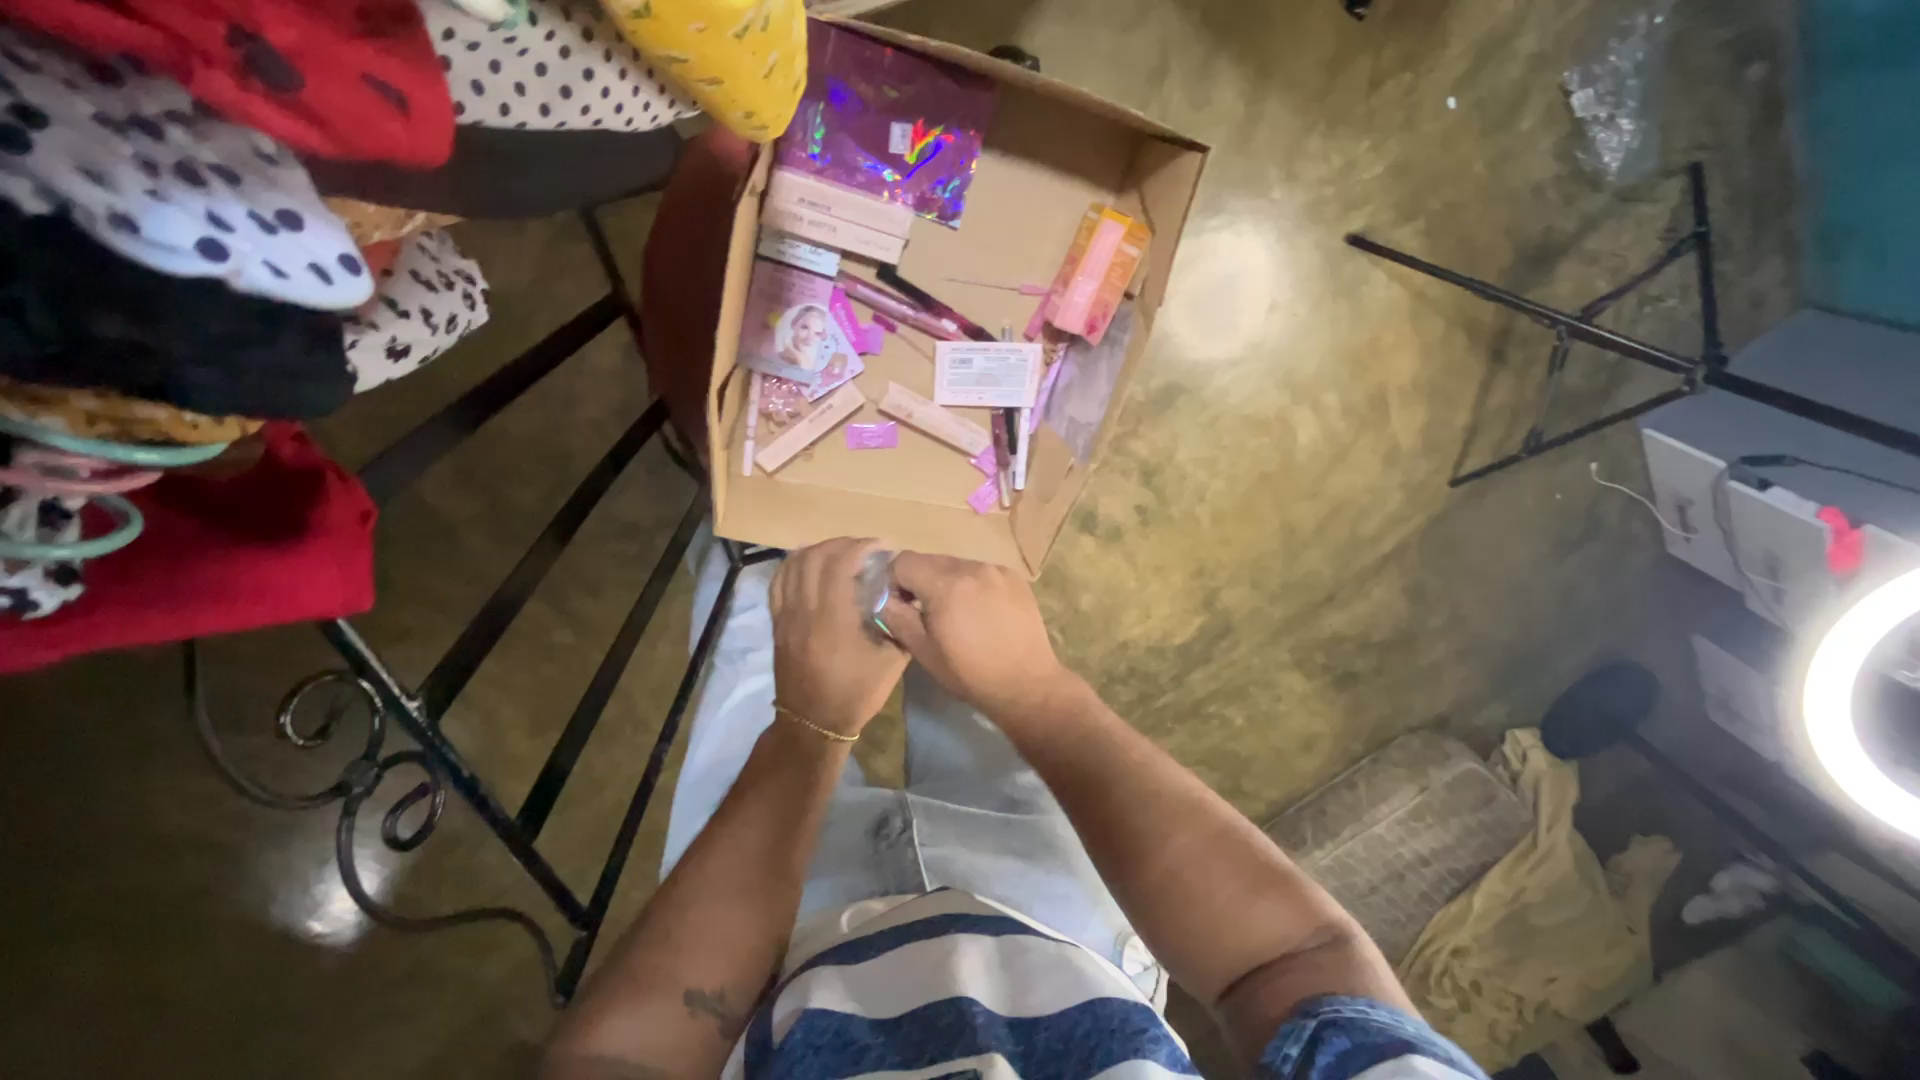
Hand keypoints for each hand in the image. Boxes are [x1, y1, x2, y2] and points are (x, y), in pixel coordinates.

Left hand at [770, 538, 908, 737]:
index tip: (883, 547)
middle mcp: (805, 610)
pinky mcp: (776, 621)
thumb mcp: (892, 660)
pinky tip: (812, 564)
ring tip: (841, 553)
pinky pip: (779, 581)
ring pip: (794, 564)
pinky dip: (796, 564)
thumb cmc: (856, 692)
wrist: (813, 722)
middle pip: (815, 556)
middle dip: (843, 544)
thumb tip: (907, 593)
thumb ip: (901, 622)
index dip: (862, 546)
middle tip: (865, 550)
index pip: (840, 563)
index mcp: (834, 618)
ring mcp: (786, 615)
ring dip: (819, 550)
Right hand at [879, 552, 1076, 721]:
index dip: (894, 581)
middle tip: (925, 612)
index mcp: (945, 585)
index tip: (900, 605)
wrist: (1026, 684)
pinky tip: (981, 612)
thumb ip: (897, 618)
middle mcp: (972, 567)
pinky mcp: (1015, 578)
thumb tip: (882, 599)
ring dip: (947, 581)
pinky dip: (973, 584)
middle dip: (920, 580)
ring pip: (957, 565)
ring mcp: (997, 570)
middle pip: (931, 560)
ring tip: (956, 613)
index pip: (904, 561)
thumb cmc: (969, 673)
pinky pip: (982, 572)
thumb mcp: (923, 651)